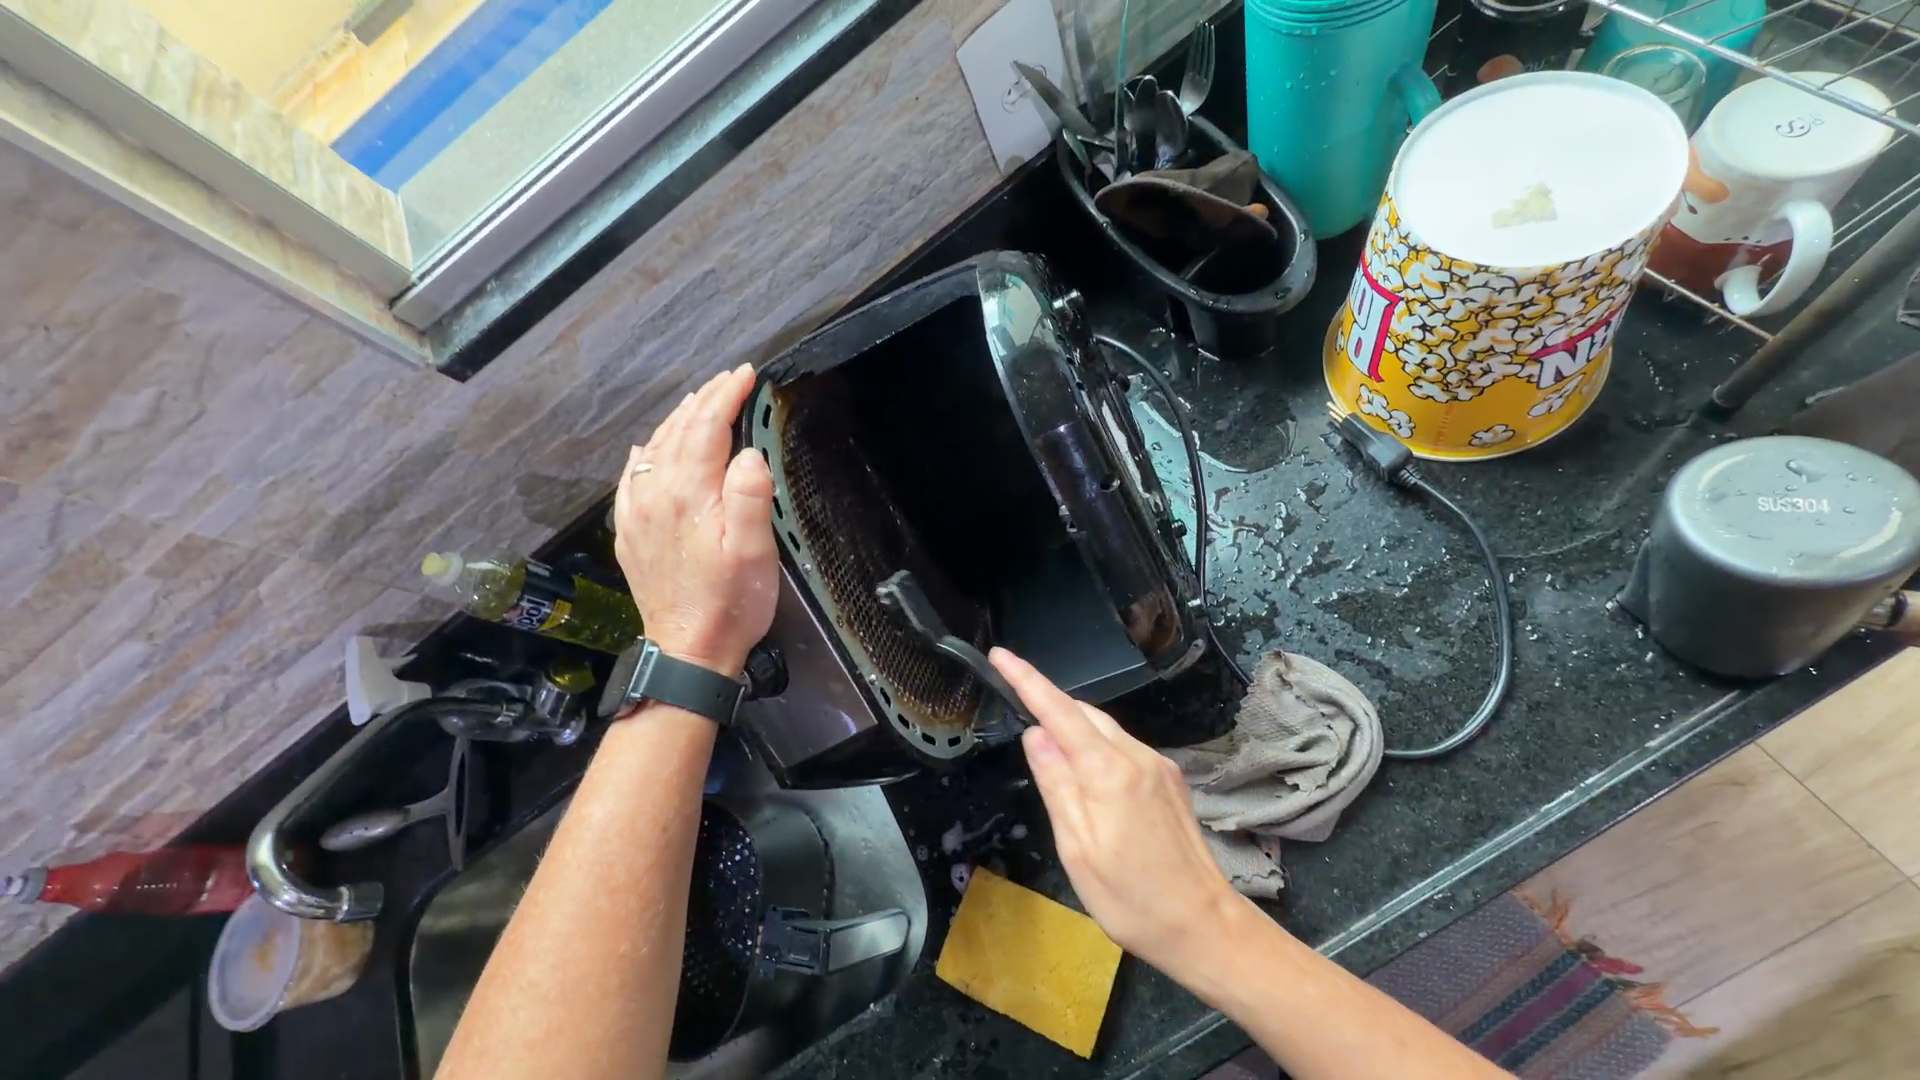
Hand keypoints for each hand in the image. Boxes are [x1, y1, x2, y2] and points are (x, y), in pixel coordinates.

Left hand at [613, 365, 777, 675]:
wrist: (689, 650)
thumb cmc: (731, 601)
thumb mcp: (754, 550)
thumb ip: (750, 495)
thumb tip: (748, 452)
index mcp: (689, 493)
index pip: (707, 428)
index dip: (727, 396)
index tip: (747, 374)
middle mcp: (656, 495)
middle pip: (678, 432)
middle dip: (705, 400)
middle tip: (730, 381)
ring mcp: (638, 514)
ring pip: (653, 450)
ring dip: (677, 421)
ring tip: (697, 402)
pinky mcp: (630, 534)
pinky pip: (630, 480)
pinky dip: (643, 456)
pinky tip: (646, 450)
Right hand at [991, 648, 1244, 973]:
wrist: (1204, 926)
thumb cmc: (1131, 898)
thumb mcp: (1076, 847)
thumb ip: (1056, 783)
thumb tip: (1035, 734)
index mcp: (1109, 770)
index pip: (1059, 711)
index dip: (1027, 680)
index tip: (1000, 656)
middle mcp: (1138, 756)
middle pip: (1085, 714)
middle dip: (1049, 704)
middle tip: (1016, 705)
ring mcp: (1159, 767)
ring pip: (1106, 730)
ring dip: (1074, 728)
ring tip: (1047, 747)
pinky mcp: (1171, 781)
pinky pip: (1124, 748)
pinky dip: (1098, 747)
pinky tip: (1088, 775)